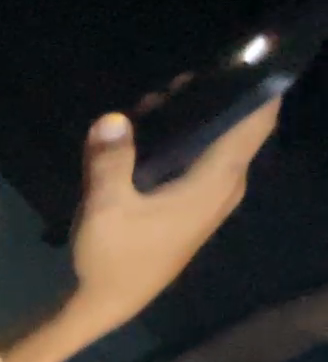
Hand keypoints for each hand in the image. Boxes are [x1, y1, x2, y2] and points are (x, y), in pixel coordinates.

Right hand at [67, 99, 279, 331]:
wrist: (108, 301)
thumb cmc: (113, 255)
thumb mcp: (105, 207)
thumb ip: (110, 162)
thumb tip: (111, 117)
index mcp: (216, 179)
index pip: (255, 121)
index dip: (257, 88)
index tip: (244, 60)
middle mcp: (223, 186)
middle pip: (234, 132)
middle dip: (212, 104)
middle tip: (176, 84)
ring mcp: (206, 202)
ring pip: (213, 150)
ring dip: (192, 127)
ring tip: (157, 108)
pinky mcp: (186, 212)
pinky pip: (195, 167)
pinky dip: (180, 149)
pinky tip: (148, 146)